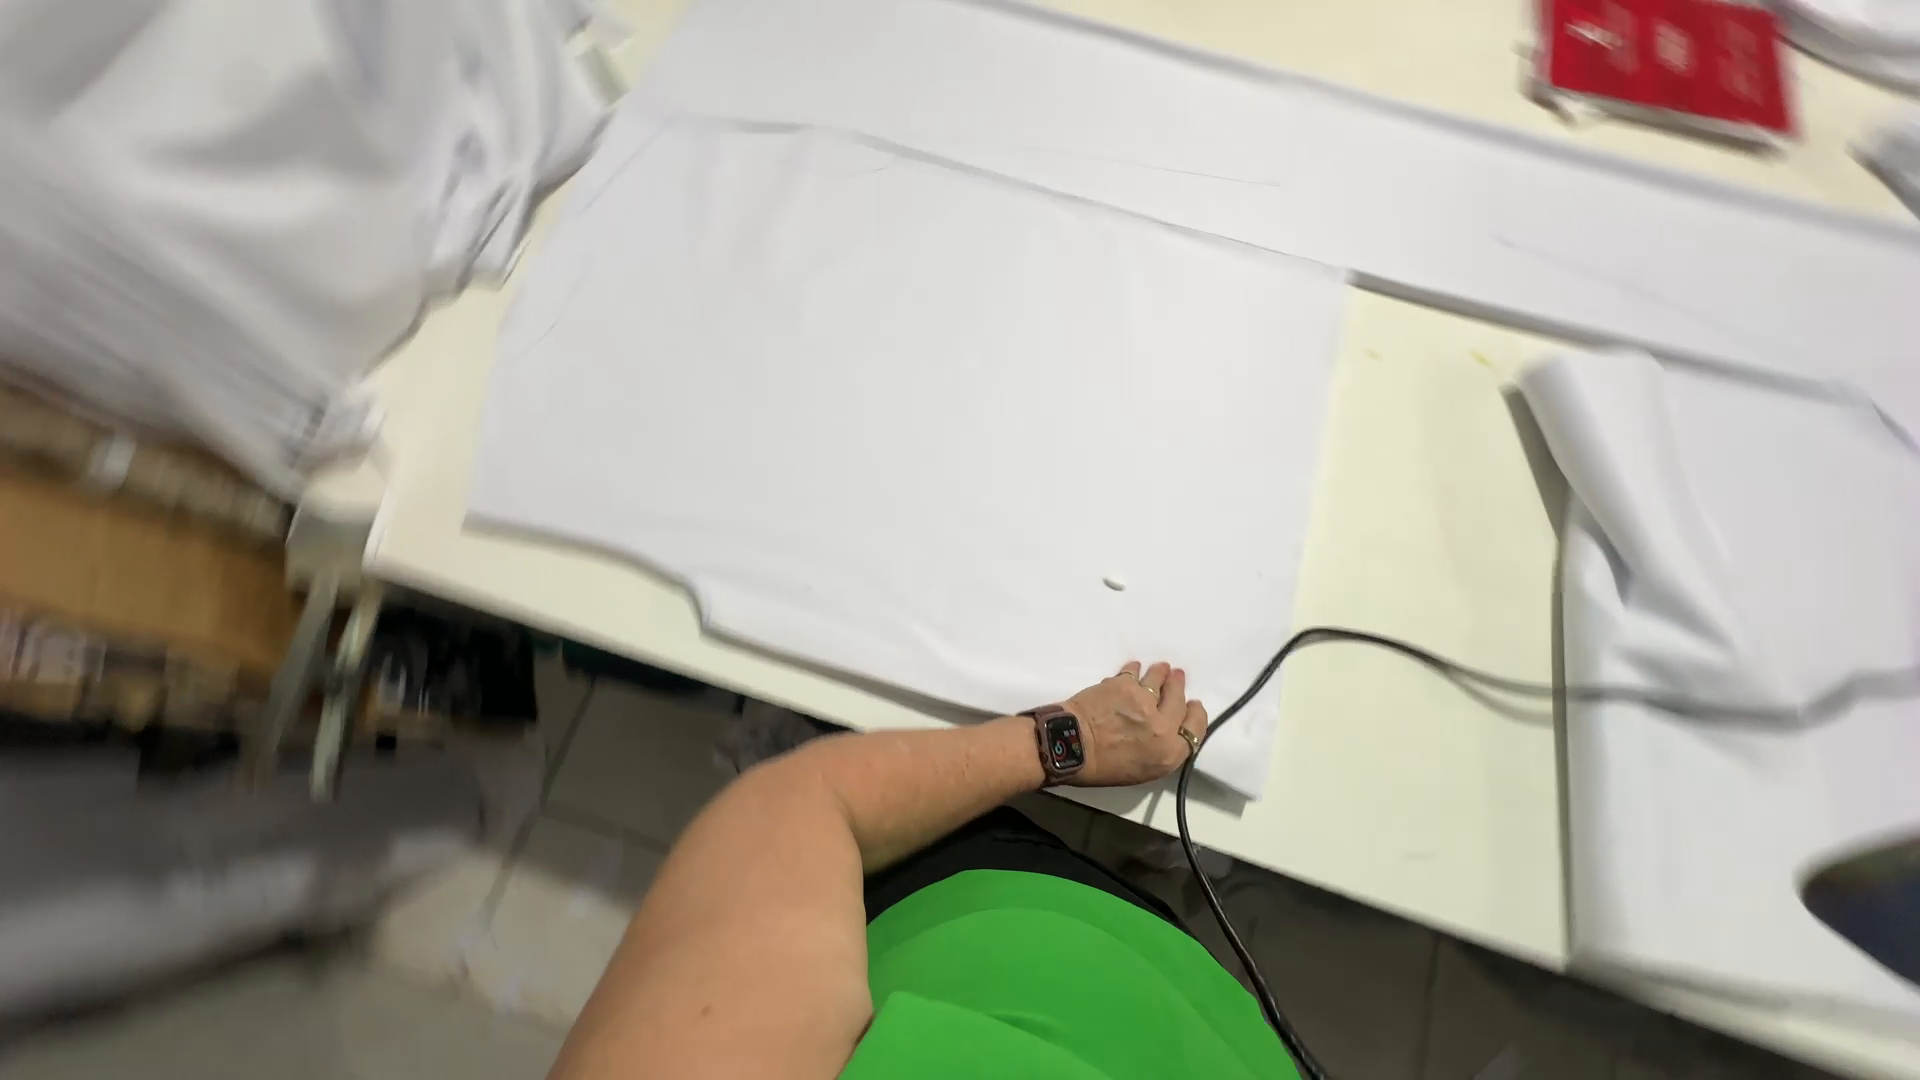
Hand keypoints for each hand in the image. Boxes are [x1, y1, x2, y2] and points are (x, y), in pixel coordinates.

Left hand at [1058, 661, 1207, 787]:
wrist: (1072, 746)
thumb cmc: (1103, 767)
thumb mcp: (1143, 771)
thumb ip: (1160, 750)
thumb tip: (1164, 731)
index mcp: (1170, 753)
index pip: (1196, 727)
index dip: (1195, 713)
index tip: (1192, 704)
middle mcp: (1163, 725)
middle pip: (1179, 698)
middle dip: (1178, 685)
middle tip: (1177, 676)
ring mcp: (1144, 700)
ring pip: (1159, 679)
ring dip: (1160, 673)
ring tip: (1161, 668)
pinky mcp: (1124, 683)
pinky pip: (1134, 671)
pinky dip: (1135, 669)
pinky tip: (1135, 668)